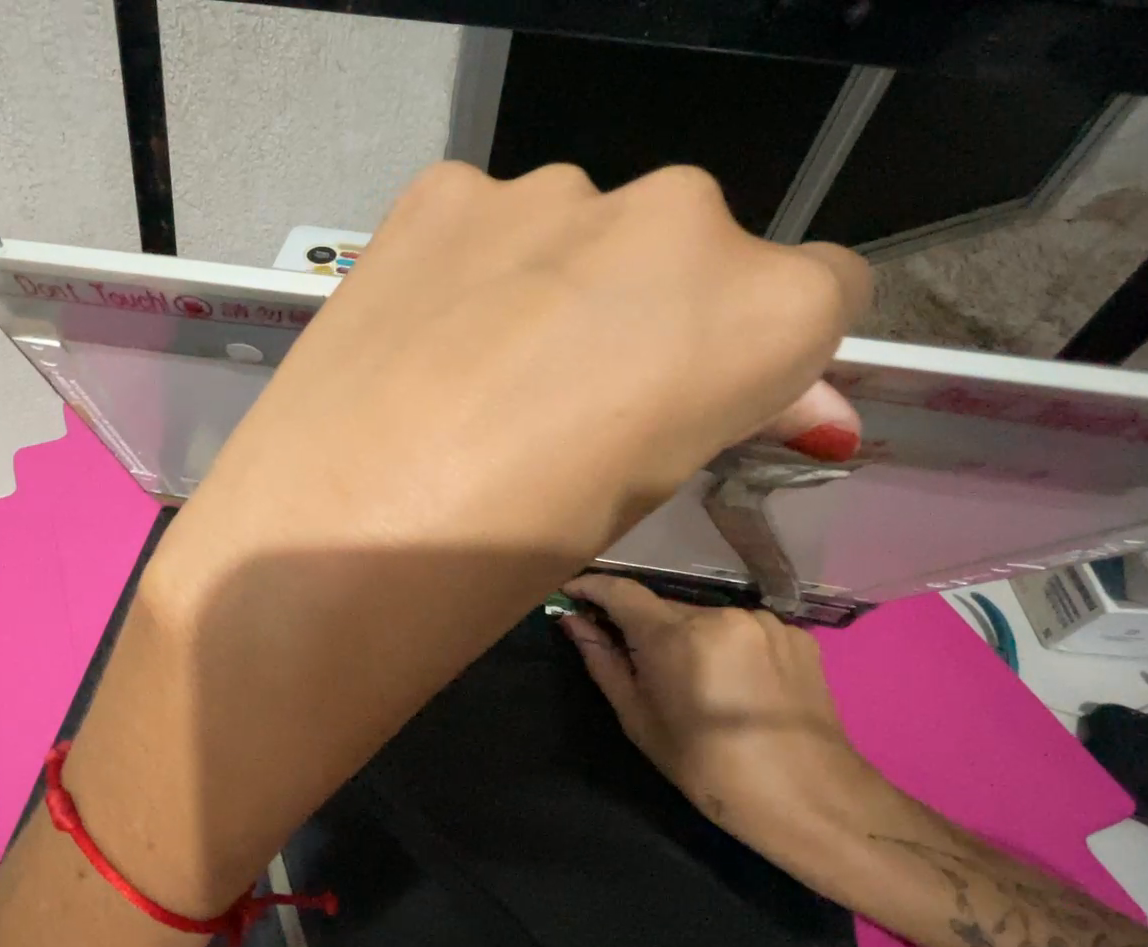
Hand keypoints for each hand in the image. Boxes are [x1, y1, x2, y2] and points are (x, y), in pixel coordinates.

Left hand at [64, 162, 871, 915]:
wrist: (328, 539)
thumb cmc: (501, 554)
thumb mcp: (636, 495)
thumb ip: (711, 417)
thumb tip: (788, 399)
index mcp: (758, 309)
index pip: (820, 294)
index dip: (760, 354)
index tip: (699, 394)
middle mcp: (672, 216)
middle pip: (690, 248)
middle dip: (647, 312)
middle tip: (562, 396)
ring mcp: (546, 192)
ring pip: (581, 230)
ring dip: (551, 284)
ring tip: (471, 376)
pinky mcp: (438, 193)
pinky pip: (487, 221)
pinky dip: (470, 267)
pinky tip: (420, 340)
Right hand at [557, 574, 885, 849]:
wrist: (806, 797)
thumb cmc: (705, 765)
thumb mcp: (638, 717)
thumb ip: (603, 660)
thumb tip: (573, 622)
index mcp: (676, 635)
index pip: (621, 591)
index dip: (592, 588)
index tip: (572, 594)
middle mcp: (721, 614)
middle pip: (664, 606)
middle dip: (643, 626)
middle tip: (634, 660)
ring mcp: (764, 621)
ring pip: (705, 617)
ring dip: (688, 637)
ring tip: (692, 680)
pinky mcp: (797, 634)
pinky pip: (743, 629)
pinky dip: (727, 646)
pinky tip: (734, 682)